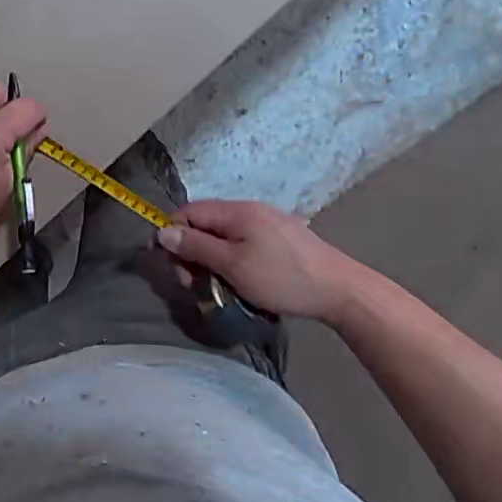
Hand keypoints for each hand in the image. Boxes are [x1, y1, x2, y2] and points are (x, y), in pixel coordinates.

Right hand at [156, 200, 365, 321]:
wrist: (338, 290)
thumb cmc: (281, 278)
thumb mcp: (232, 265)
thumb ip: (196, 246)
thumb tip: (163, 231)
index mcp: (238, 211)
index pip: (189, 212)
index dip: (172, 235)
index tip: (168, 265)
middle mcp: (251, 210)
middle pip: (205, 224)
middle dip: (191, 252)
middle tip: (192, 284)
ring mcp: (268, 224)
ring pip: (223, 237)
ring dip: (211, 261)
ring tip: (215, 287)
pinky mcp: (280, 240)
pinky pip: (242, 245)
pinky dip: (231, 262)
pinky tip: (237, 282)